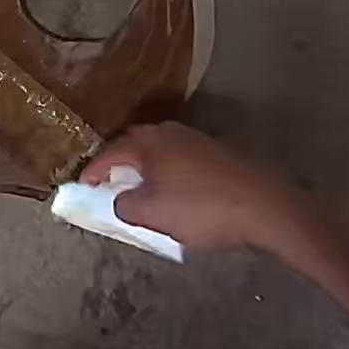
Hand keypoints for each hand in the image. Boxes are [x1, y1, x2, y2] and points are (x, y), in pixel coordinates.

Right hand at [80, 122, 318, 254]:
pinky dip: (166, 167)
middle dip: (117, 161)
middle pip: (131, 142)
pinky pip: (177, 154)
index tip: (82, 185)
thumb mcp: (154, 216)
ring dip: (144, 164)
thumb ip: (126, 206)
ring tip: (141, 186)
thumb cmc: (202, 209)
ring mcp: (193, 138)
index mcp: (146, 144)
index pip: (108, 154)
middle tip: (109, 182)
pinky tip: (174, 187)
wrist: (266, 206)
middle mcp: (166, 133)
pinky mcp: (214, 149)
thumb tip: (120, 199)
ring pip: (156, 147)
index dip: (92, 171)